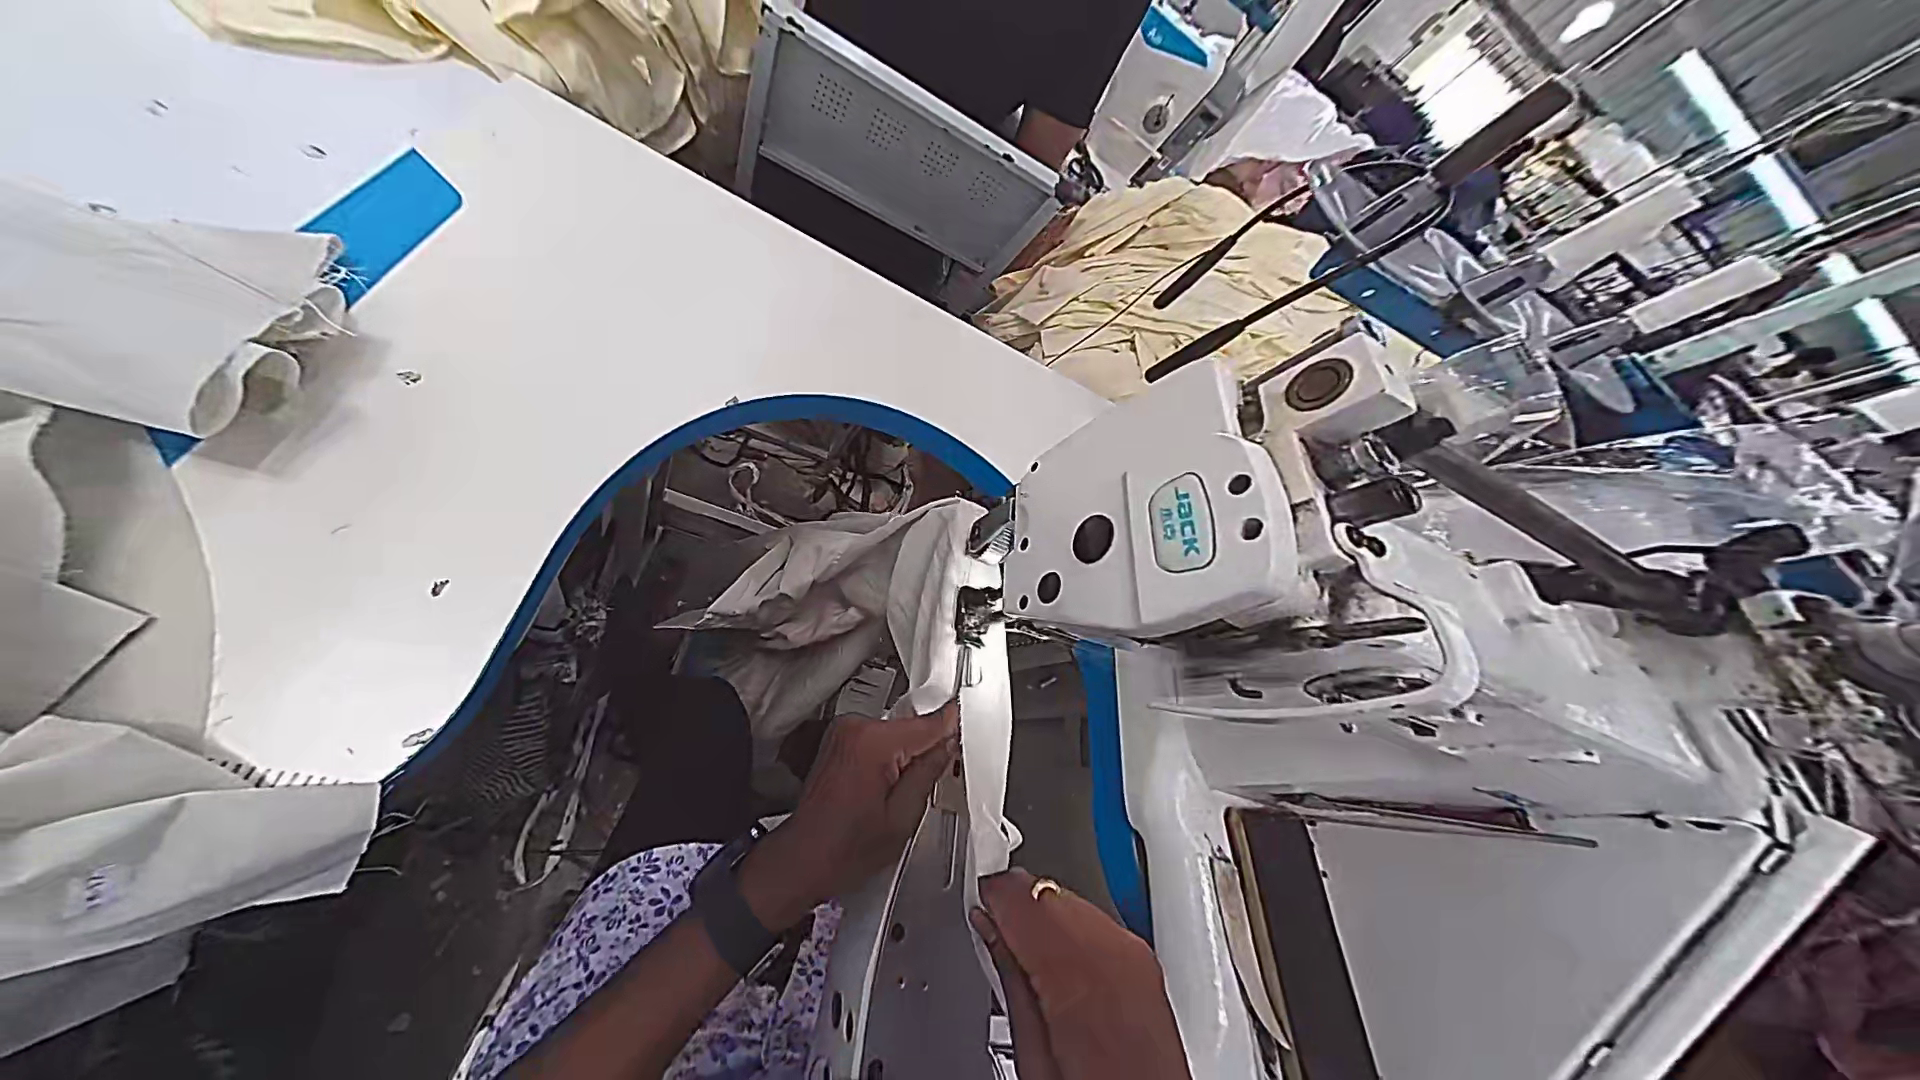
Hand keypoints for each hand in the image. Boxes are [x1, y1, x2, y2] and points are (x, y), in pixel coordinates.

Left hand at [738, 702, 958, 928]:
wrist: (801, 859)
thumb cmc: (840, 849)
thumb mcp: (902, 818)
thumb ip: (929, 773)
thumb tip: (946, 747)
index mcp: (873, 742)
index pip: (928, 723)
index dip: (953, 727)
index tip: (966, 725)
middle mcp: (855, 728)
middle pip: (912, 727)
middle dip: (928, 748)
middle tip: (933, 778)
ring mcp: (843, 732)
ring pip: (896, 732)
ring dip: (907, 753)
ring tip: (900, 792)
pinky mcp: (839, 740)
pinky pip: (878, 738)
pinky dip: (889, 755)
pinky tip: (885, 786)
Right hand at [971, 868, 1191, 1079]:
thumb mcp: (1032, 1054)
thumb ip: (1008, 979)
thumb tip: (988, 928)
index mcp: (1075, 976)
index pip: (1023, 897)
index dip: (992, 893)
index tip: (977, 900)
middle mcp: (1110, 952)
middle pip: (1046, 892)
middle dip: (1015, 901)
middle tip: (990, 921)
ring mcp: (1131, 952)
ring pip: (1068, 897)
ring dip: (1040, 911)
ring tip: (1019, 942)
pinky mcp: (1142, 958)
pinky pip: (1092, 917)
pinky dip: (1066, 924)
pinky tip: (1052, 953)